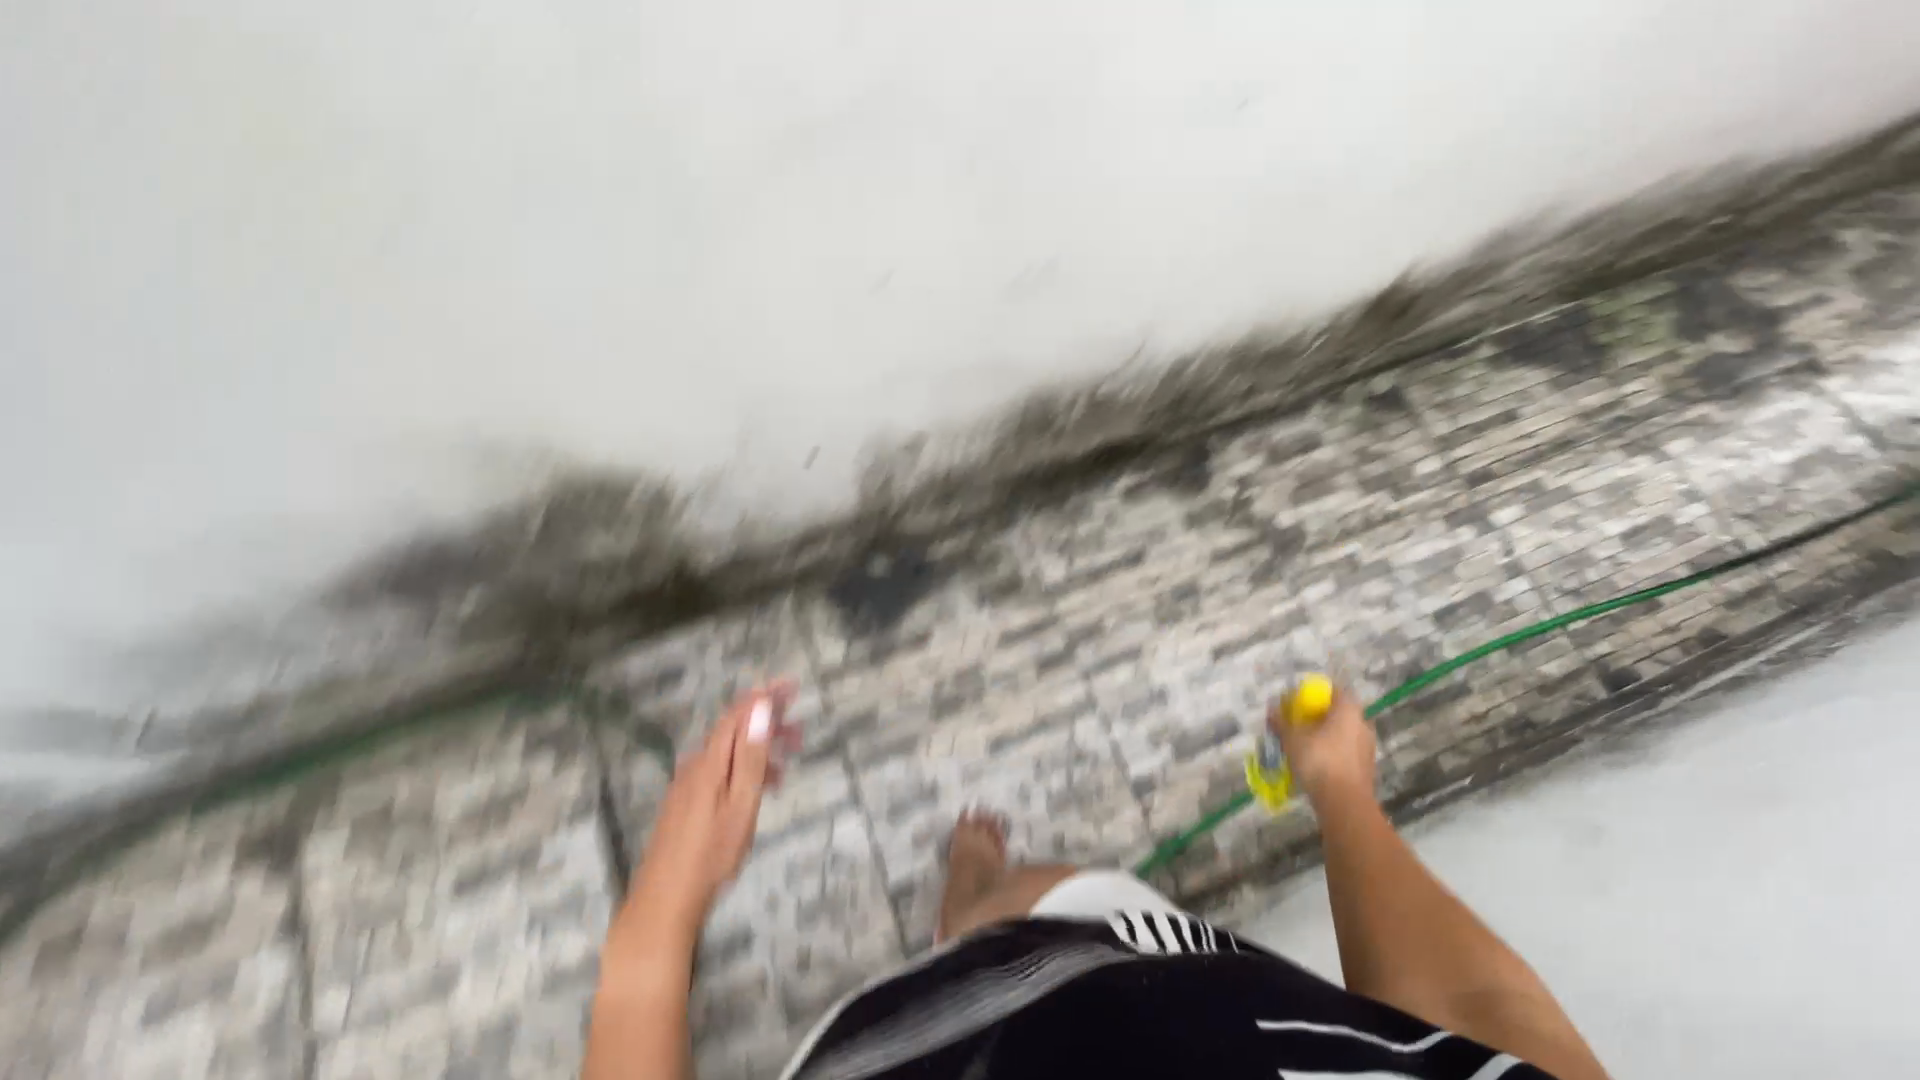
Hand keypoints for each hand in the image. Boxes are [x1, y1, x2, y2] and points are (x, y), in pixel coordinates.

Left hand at [625, 680, 800, 934]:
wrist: (664, 901)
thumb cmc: (711, 855)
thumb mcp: (741, 804)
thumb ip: (751, 757)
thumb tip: (760, 709)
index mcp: (710, 763)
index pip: (738, 714)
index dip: (764, 697)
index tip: (792, 687)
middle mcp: (695, 766)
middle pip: (732, 731)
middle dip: (766, 723)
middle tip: (800, 731)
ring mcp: (687, 785)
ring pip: (728, 752)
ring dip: (758, 749)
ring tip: (789, 764)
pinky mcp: (686, 803)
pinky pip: (720, 771)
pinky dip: (745, 769)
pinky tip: (760, 789)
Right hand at [1270, 683, 1376, 806]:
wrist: (1344, 802)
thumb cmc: (1319, 760)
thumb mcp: (1292, 738)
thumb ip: (1282, 722)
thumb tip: (1272, 710)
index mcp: (1348, 710)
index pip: (1334, 690)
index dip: (1316, 692)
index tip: (1300, 700)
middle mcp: (1363, 723)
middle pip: (1339, 713)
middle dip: (1319, 716)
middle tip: (1299, 723)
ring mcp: (1367, 746)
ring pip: (1343, 733)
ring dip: (1326, 736)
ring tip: (1304, 745)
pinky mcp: (1366, 767)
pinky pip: (1346, 751)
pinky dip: (1332, 752)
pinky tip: (1316, 763)